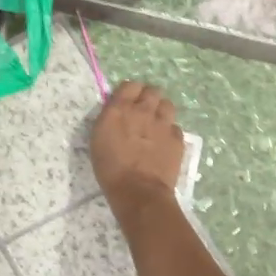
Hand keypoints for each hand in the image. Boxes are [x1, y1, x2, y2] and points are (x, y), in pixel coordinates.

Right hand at [90, 81, 185, 203]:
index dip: (130, 91)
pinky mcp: (177, 139)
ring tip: (156, 123)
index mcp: (120, 109)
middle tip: (143, 111)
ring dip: (161, 110)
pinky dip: (169, 131)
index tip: (127, 100)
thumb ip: (109, 119)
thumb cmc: (110, 167)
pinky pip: (175, 127)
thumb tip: (117, 112)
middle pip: (152, 90)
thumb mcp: (98, 138)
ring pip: (167, 104)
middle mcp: (143, 111)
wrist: (138, 190)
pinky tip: (163, 142)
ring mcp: (163, 124)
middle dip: (148, 97)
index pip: (130, 85)